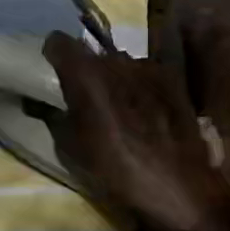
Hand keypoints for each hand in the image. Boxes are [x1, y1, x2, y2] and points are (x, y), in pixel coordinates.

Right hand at [40, 32, 229, 230]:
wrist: (179, 188)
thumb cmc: (117, 172)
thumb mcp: (73, 150)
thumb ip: (58, 117)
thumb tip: (50, 103)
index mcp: (86, 75)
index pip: (58, 41)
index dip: (54, 55)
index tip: (55, 73)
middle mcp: (116, 61)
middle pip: (93, 54)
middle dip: (87, 72)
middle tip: (87, 99)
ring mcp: (148, 67)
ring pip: (121, 63)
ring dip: (116, 79)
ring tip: (120, 109)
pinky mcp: (173, 79)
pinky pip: (145, 74)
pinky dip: (140, 87)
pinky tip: (147, 114)